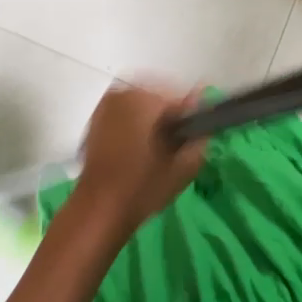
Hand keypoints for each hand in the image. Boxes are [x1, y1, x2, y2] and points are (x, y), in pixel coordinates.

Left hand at [71, 85, 206, 232]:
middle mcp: (123, 92)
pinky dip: (135, 122)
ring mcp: (106, 104)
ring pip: (141, 102)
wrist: (98, 208)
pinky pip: (125, 111)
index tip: (197, 133)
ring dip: (152, 117)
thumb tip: (204, 124)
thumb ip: (200, 138)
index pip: (181, 96)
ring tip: (158, 145)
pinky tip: (139, 146)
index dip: (192, 115)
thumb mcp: (183, 167)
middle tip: (178, 141)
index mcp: (145, 98)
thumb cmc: (142, 188)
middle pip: (159, 95)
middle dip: (170, 114)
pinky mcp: (96, 118)